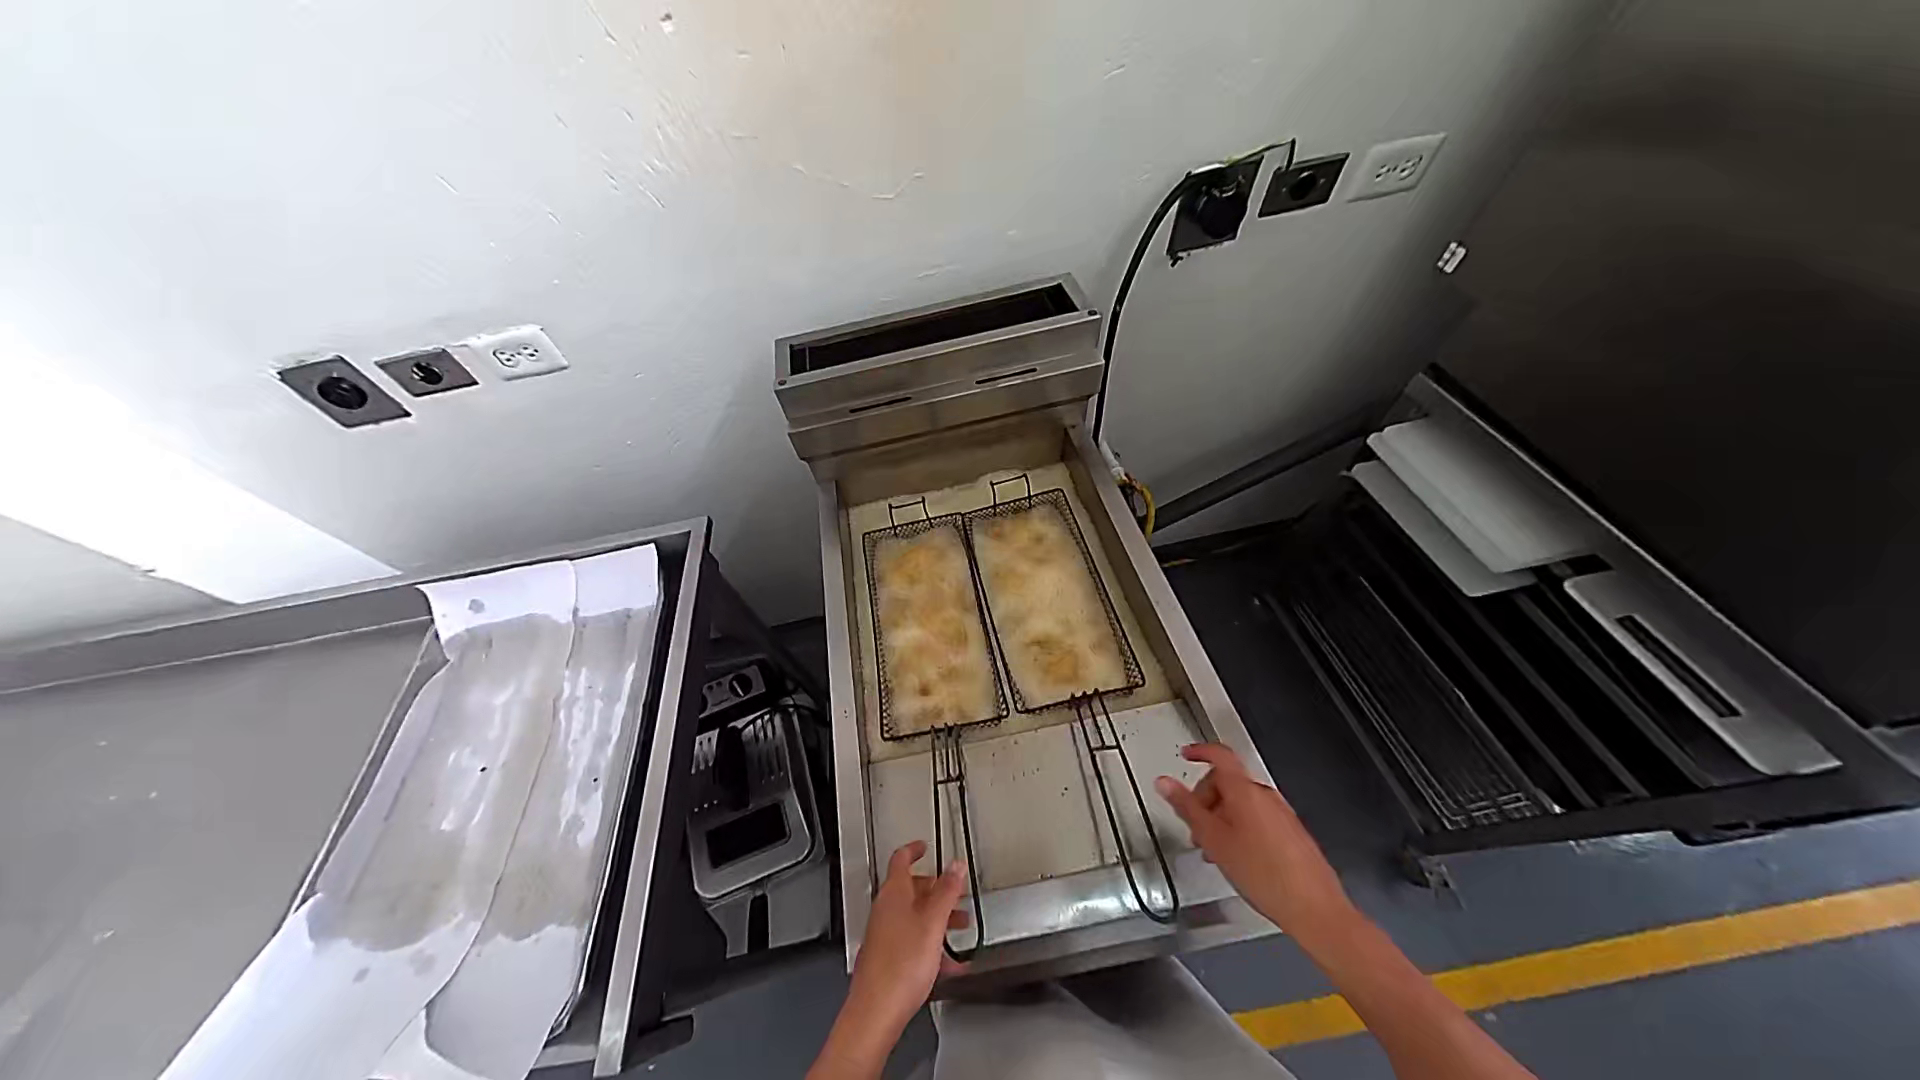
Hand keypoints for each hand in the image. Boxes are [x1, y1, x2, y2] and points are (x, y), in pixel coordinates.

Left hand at [810, 841, 968, 1078]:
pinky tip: (948, 964)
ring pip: (913, 916)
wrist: (876, 1012)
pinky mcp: (886, 958)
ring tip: (958, 929)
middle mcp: (884, 910)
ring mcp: (883, 934)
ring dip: (936, 918)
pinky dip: (930, 945)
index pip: (900, 859)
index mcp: (893, 893)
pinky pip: (911, 942)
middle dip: (935, 889)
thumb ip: (947, 892)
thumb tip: (955, 866)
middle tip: (953, 892)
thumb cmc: (898, 968)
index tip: (923, 845)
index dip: (913, 849)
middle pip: (910, 889)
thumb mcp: (933, 923)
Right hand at [1155, 743, 1353, 939]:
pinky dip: (1240, 828)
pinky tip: (1236, 857)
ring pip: (1242, 803)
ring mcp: (1282, 814)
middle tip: (1194, 823)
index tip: (1188, 754)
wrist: (1313, 909)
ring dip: (1221, 817)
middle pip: (1228, 782)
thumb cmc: (1267, 876)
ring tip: (1213, 848)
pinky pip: (1258, 819)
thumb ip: (1186, 807)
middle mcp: (1266, 796)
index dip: (1200, 751)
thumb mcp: (1212, 839)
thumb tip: (1165, 783)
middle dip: (1206, 798)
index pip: (1220, 755)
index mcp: (1245, 791)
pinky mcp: (1292, 833)